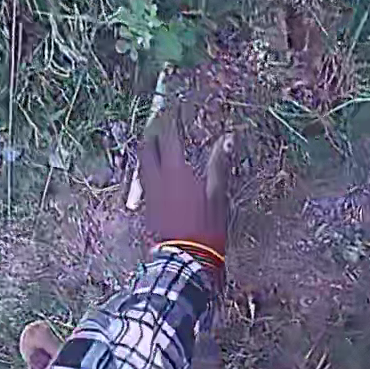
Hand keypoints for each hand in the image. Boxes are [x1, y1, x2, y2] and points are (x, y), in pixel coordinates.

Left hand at [138, 95, 230, 254]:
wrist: (185, 258)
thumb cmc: (205, 227)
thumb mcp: (217, 194)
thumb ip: (218, 164)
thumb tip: (227, 138)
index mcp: (176, 171)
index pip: (169, 137)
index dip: (170, 121)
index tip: (173, 110)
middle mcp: (158, 178)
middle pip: (147, 148)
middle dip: (152, 135)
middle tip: (160, 126)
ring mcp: (150, 193)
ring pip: (143, 164)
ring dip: (148, 152)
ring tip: (156, 147)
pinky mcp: (148, 206)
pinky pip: (145, 181)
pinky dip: (149, 171)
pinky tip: (157, 174)